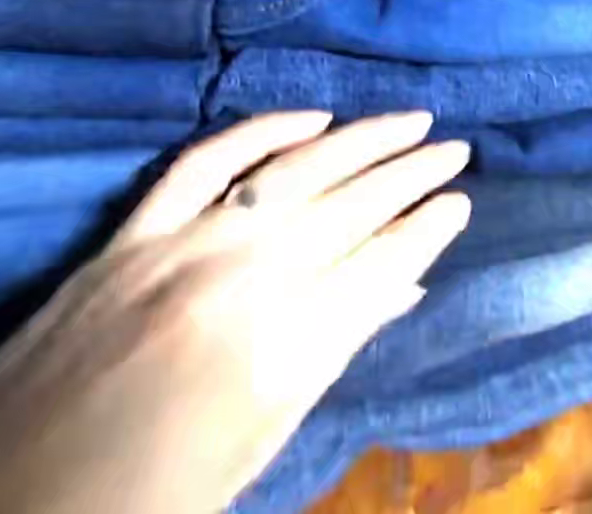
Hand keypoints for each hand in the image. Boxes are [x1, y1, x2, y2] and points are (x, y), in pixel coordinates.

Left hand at [0, 111, 470, 513]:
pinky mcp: (129, 236)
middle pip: (354, 206)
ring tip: (412, 122)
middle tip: (457, 151)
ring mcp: (180, 247)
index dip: (430, 228)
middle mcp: (241, 279)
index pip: (384, 263)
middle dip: (416, 173)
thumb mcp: (264, 442)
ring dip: (364, 139)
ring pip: (296, 169)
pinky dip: (263, 130)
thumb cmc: (147, 504)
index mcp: (282, 348)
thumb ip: (338, 349)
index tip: (462, 202)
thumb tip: (403, 289)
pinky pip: (205, 161)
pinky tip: (312, 117)